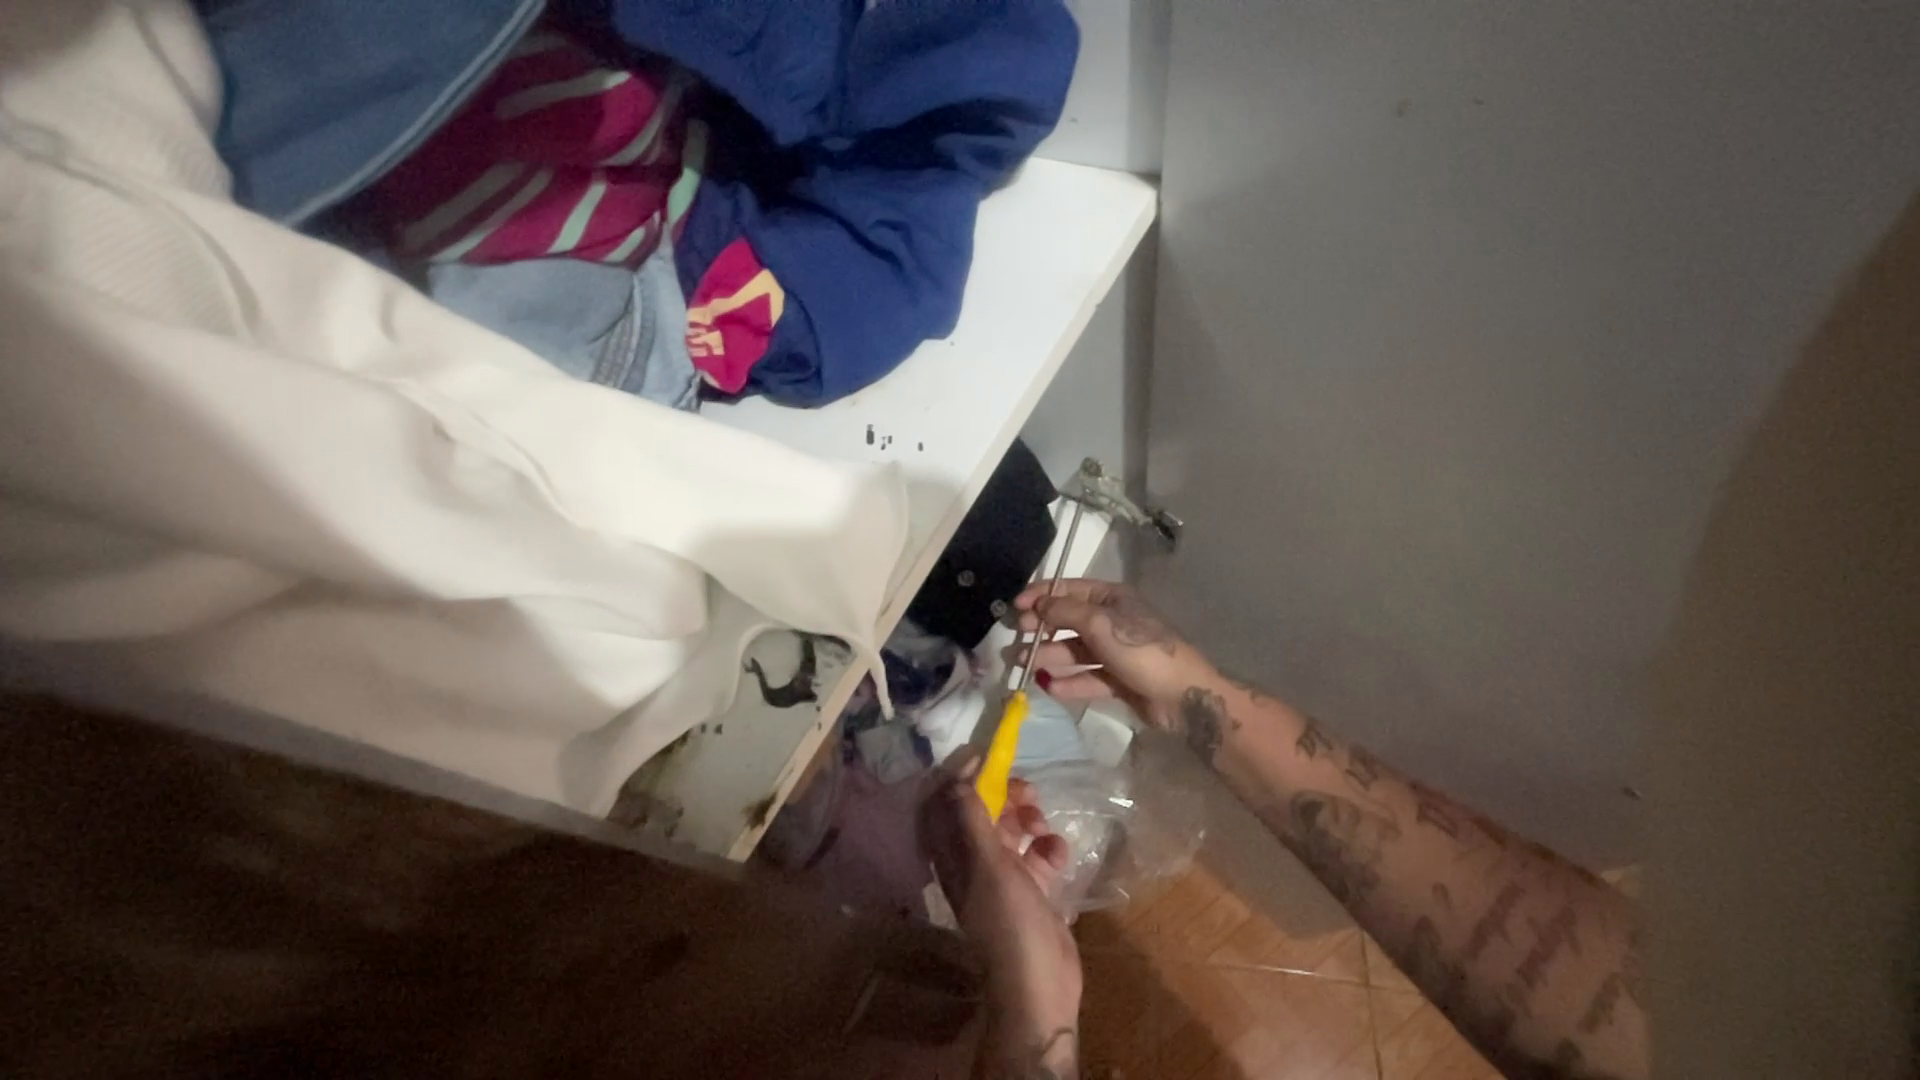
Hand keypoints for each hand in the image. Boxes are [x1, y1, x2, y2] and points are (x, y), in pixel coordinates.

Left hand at [921, 765, 1080, 1078]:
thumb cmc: (1008, 922)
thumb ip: (972, 819)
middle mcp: (973, 864)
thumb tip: (958, 775)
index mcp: (952, 857)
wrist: (1040, 986)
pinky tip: (1058, 853)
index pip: (946, 806)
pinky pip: (1038, 857)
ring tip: (1042, 821)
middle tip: (1027, 789)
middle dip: (1002, 796)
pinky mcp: (1032, 892)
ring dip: (1027, 818)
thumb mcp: (988, 866)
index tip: (988, 757)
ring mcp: (1003, 878)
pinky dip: (1048, 849)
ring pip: (1011, 831)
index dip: (962, 779)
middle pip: (982, 814)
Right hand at [1012, 579, 1216, 722]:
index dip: (1041, 596)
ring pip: (1075, 651)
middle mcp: (1112, 621)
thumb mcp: (1099, 624)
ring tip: (1023, 665)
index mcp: (1112, 599)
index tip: (1016, 608)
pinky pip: (1086, 677)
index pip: (1069, 590)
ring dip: (1049, 657)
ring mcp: (1115, 651)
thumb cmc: (1140, 649)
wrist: (1182, 695)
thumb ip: (1064, 613)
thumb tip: (1037, 605)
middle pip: (1069, 621)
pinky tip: (1048, 687)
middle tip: (1018, 639)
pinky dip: (1068, 681)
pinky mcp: (1118, 680)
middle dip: (1042, 629)